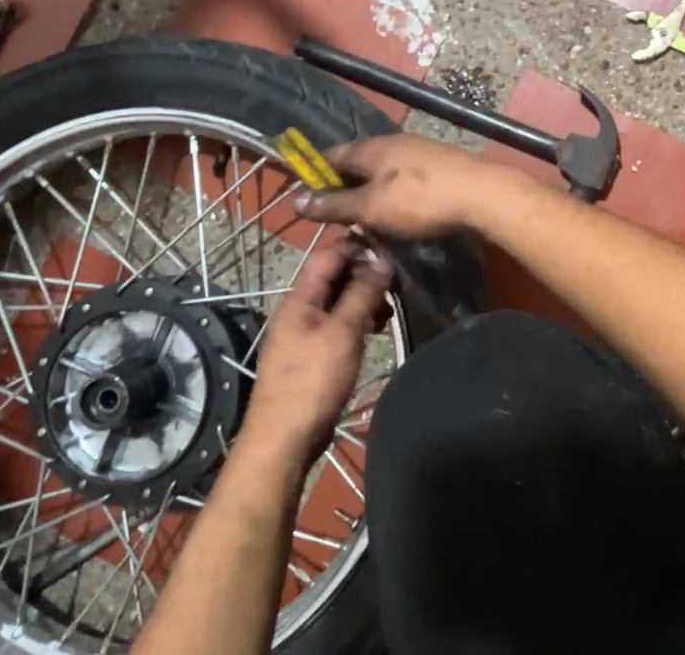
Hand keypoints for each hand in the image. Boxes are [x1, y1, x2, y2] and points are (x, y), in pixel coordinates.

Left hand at [240, 233, 389, 451]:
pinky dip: (358, 321)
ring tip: (391, 309)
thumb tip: (382, 260)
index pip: (328, 255)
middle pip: (333, 277)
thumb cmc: (313, 381)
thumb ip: (362, 293)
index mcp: (299, 299)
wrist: (284, 439)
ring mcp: (304, 333)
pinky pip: (337, 324)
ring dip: (364, 299)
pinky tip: (375, 330)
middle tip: (400, 280)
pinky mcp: (312, 354)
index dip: (358, 246)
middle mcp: (299, 310)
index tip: (393, 245)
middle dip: (366, 273)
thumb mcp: (343, 332)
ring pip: (338, 301)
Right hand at [292, 135, 518, 238]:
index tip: (306, 197)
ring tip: (366, 217)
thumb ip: (334, 204)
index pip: (331, 155)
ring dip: (372, 191)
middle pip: (359, 162)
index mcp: (371, 147)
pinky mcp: (441, 166)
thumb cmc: (420, 200)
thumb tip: (295, 200)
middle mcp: (394, 142)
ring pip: (384, 170)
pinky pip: (407, 178)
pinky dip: (396, 193)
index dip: (315, 174)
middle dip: (345, 185)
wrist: (482, 194)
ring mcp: (421, 151)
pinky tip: (400, 211)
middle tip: (336, 215)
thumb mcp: (370, 207)